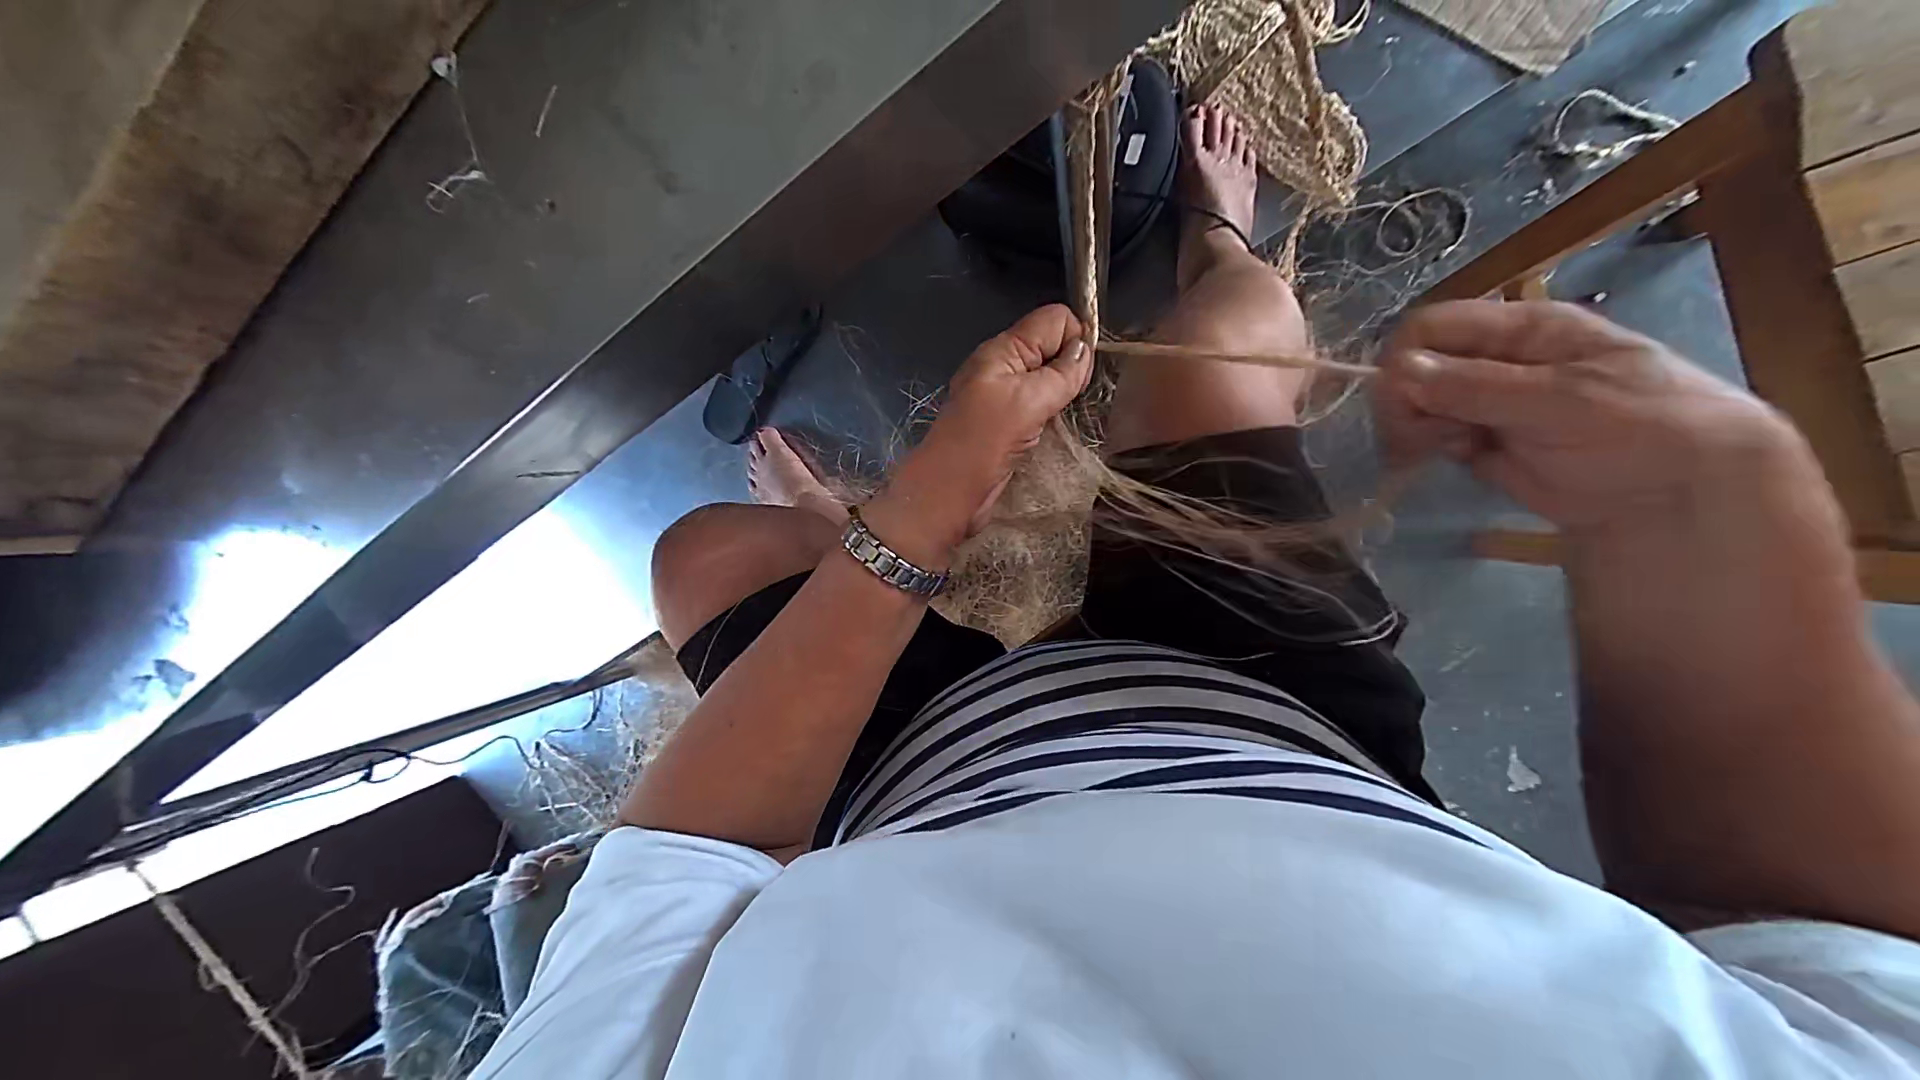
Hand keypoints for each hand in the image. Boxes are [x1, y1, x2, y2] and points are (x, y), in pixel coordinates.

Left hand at [862, 305, 1092, 566]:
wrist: (946, 497)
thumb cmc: (981, 444)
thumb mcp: (1026, 401)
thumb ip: (1060, 372)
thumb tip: (1085, 348)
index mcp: (1002, 351)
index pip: (1053, 320)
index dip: (1075, 339)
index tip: (1081, 375)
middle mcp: (1003, 369)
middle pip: (1052, 350)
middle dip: (1072, 369)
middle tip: (1071, 401)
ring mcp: (1004, 399)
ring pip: (1048, 381)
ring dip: (1064, 396)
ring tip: (1063, 420)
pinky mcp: (1006, 427)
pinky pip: (1040, 409)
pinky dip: (1052, 416)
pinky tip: (1054, 433)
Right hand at [1373, 300, 1835, 543]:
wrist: (1678, 497)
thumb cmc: (1642, 429)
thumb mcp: (1562, 401)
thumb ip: (1476, 387)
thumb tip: (1396, 372)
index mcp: (1520, 330)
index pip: (1431, 327)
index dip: (1405, 360)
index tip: (1406, 404)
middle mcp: (1491, 360)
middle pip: (1411, 367)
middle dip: (1408, 403)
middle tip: (1432, 437)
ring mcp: (1479, 402)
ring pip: (1411, 404)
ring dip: (1416, 429)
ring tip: (1456, 448)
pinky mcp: (1472, 441)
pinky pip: (1424, 436)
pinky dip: (1426, 450)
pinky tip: (1459, 459)